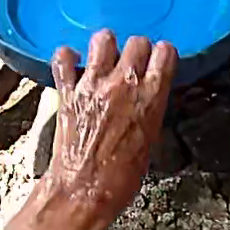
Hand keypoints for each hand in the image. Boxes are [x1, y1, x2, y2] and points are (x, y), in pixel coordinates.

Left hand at [35, 30, 176, 229]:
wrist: (84, 190)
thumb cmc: (121, 177)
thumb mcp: (150, 142)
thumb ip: (149, 111)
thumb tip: (145, 99)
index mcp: (151, 97)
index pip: (166, 53)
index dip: (162, 54)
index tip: (158, 59)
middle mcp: (124, 84)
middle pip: (137, 42)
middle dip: (136, 49)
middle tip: (131, 62)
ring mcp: (93, 85)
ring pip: (103, 39)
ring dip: (104, 46)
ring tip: (102, 57)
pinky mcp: (68, 91)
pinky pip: (63, 59)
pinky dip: (65, 58)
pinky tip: (70, 64)